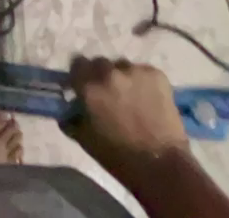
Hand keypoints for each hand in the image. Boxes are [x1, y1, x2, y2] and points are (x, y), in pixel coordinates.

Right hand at [65, 58, 189, 178]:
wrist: (162, 165)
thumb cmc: (119, 157)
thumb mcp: (85, 140)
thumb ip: (71, 118)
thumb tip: (66, 109)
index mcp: (90, 88)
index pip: (77, 63)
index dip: (80, 75)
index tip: (83, 86)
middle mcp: (110, 73)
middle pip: (100, 63)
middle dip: (100, 76)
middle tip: (108, 94)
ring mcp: (135, 71)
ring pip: (122, 66)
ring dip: (122, 78)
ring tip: (131, 97)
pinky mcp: (156, 74)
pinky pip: (143, 71)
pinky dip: (143, 82)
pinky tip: (148, 99)